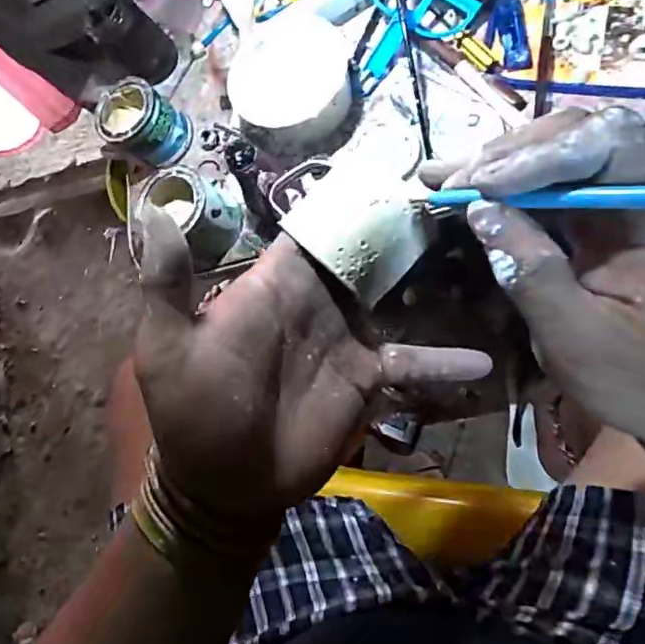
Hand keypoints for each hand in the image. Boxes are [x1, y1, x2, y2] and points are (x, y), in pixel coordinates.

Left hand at [133, 205, 490, 537]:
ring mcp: (344, 339)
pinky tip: (483, 360)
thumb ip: (168, 280)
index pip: (314, 226)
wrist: (219, 483)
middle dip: (406, 223)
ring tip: (491, 246)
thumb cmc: (190, 409)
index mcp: (272, 284)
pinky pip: (410, 363)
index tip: (394, 161)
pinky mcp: (365, 381)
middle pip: (367, 252)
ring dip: (435, 276)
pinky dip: (443, 361)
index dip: (349, 196)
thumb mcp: (168, 343)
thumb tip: (153, 209)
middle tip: (462, 188)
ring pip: (397, 297)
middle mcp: (315, 301)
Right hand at [421, 107, 644, 465]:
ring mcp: (643, 207)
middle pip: (586, 137)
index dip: (535, 154)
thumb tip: (480, 210)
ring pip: (571, 158)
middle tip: (446, 176)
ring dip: (507, 167)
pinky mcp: (623, 225)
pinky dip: (520, 192)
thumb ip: (529, 271)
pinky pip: (569, 191)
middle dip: (511, 153)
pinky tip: (478, 195)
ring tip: (446, 178)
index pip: (608, 144)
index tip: (475, 184)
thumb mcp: (578, 340)